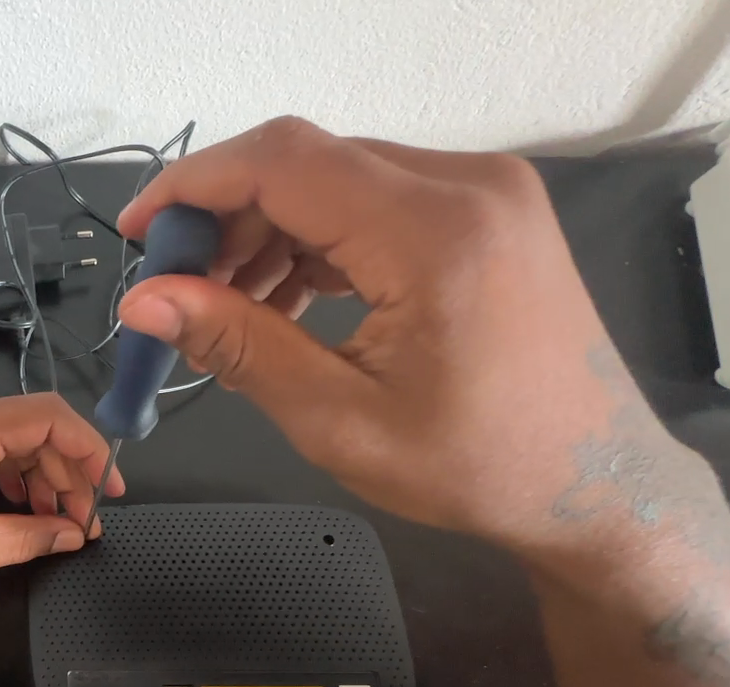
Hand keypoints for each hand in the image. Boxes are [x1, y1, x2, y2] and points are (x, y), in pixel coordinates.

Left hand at [0, 394, 123, 606]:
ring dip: (39, 480)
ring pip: (6, 443)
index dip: (88, 450)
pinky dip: (8, 481)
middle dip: (66, 473)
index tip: (109, 491)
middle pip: (29, 429)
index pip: (46, 417)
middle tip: (84, 522)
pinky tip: (21, 513)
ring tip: (56, 524)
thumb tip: (72, 535)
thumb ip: (26, 538)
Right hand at [117, 117, 706, 563]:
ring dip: (260, 238)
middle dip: (221, 222)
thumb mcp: (336, 417)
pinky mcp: (476, 217)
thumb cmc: (473, 464)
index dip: (191, 188)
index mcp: (435, 233)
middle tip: (173, 294)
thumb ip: (238, 345)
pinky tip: (277, 305)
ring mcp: (478, 195)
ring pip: (330, 184)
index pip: (283, 163)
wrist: (592, 480)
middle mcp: (465, 186)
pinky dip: (305, 247)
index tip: (137, 234)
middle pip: (303, 166)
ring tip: (222, 312)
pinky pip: (366, 208)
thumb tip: (144, 302)